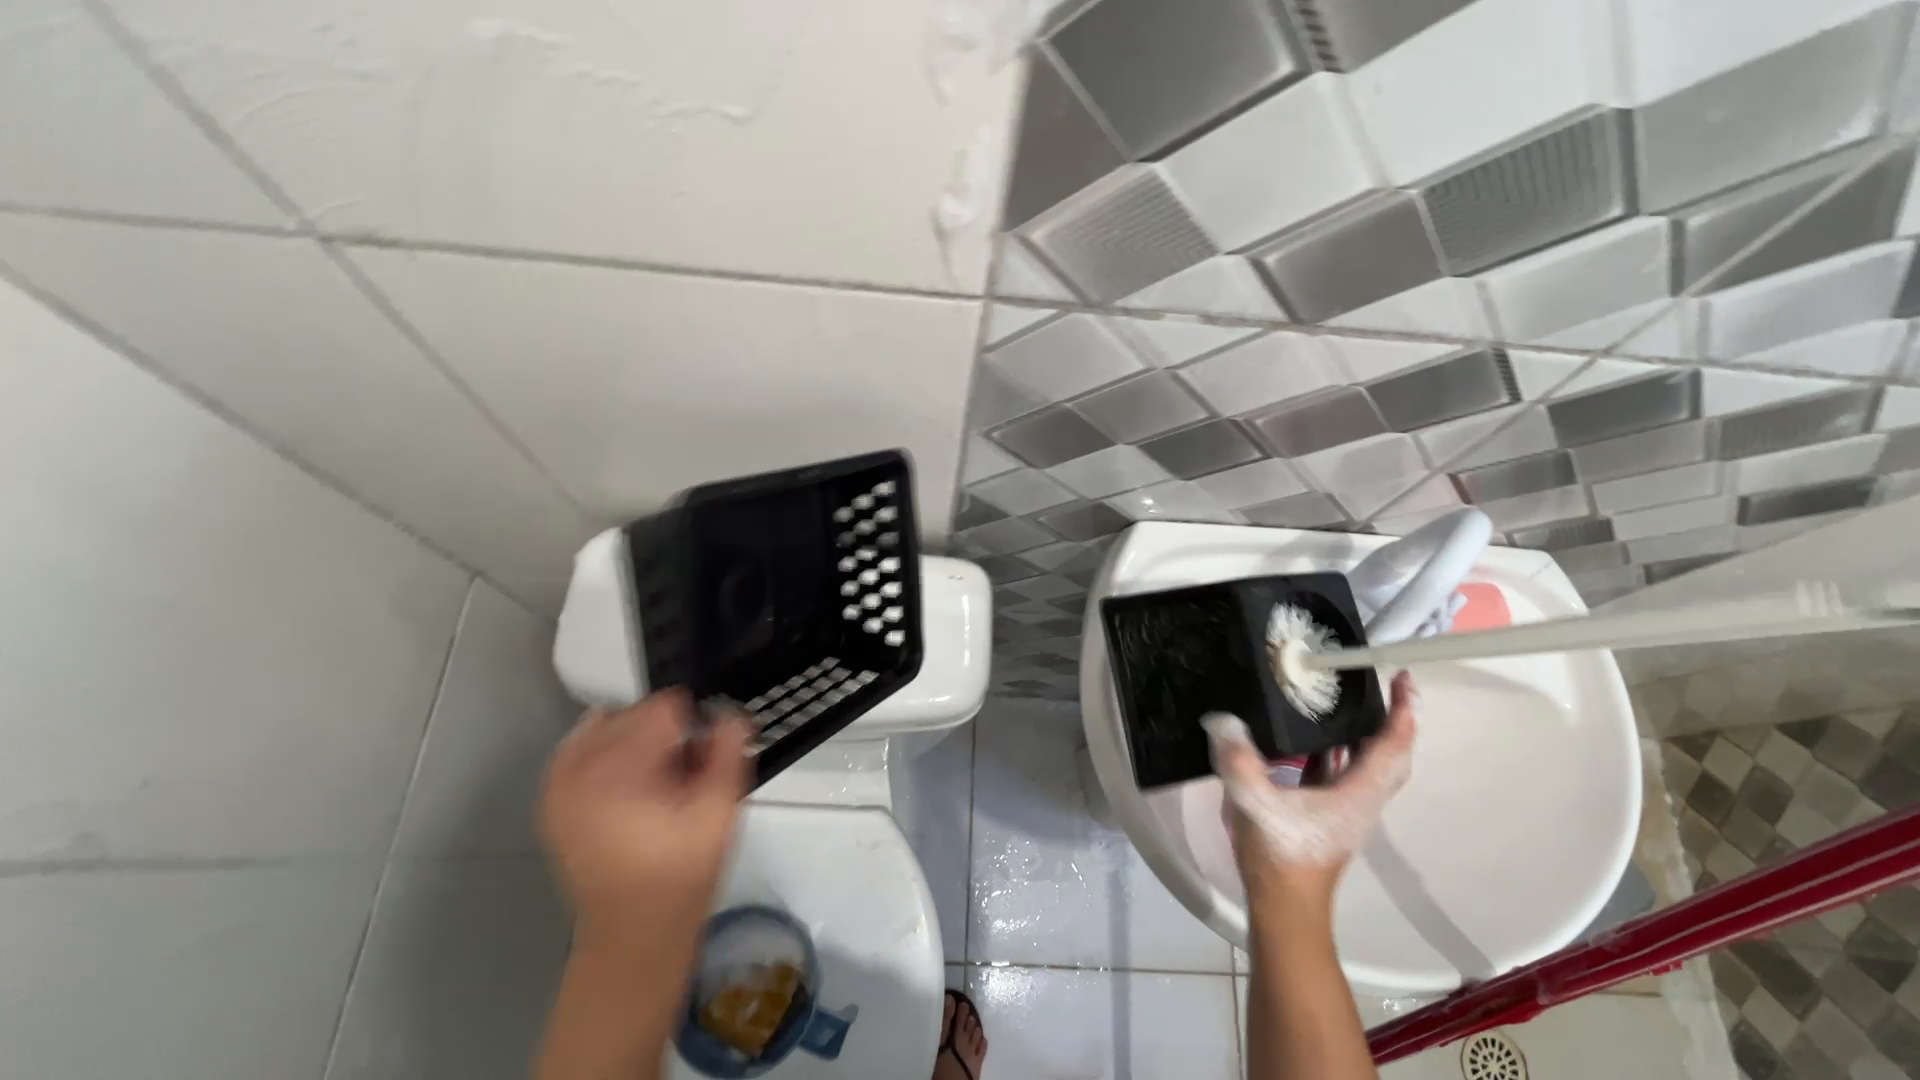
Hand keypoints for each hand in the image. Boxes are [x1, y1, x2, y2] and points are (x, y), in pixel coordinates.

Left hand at [540, 688, 750, 950]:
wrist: (634, 931)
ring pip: (607, 725)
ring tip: (652, 785)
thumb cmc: (682, 873)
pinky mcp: (549, 798)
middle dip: (663, 735)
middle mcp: (577, 765)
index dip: (694, 727)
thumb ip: (728, 752)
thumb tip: (728, 714)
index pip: (664, 707)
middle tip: (682, 778)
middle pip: (635, 713)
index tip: (702, 759)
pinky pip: (580, 749)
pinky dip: (605, 755)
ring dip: (634, 742)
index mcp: (619, 767)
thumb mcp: (720, 811)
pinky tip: (624, 787)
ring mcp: (557, 782)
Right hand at [1205, 671, 1417, 906]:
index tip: (1402, 677)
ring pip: (1370, 765)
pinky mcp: (1329, 815)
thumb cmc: (1281, 856)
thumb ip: (1238, 760)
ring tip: (1346, 703)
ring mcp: (1347, 809)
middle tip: (1380, 686)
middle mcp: (1362, 799)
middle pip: (1390, 754)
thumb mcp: (1254, 803)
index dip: (1402, 710)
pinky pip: (1345, 773)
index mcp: (1358, 794)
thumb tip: (1222, 719)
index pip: (1392, 745)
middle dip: (1391, 719)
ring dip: (1367, 734)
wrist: (1285, 907)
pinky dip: (1340, 750)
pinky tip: (1312, 738)